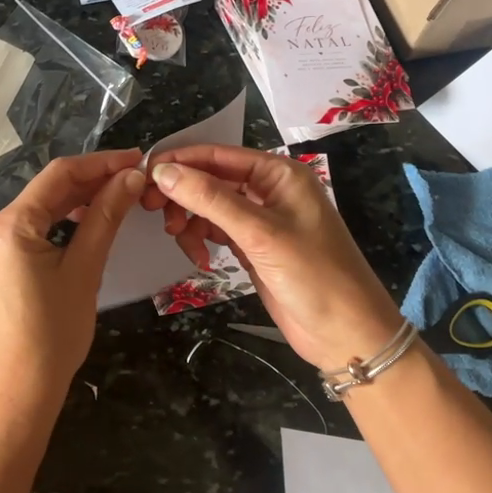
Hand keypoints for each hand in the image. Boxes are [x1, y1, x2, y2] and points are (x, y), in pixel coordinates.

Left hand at [0, 149, 146, 418]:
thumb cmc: (51, 337)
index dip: (100, 162)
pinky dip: (61, 222)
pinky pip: (32, 229)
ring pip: (41, 208)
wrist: (14, 397)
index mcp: (9, 223)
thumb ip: (105, 218)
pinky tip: (89, 222)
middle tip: (136, 177)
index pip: (59, 174)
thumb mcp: (83, 272)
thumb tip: (131, 177)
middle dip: (92, 180)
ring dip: (78, 200)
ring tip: (120, 196)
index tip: (137, 158)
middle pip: (48, 189)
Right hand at [146, 146, 402, 369]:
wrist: (348, 337)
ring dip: (189, 219)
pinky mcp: (254, 247)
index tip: (142, 176)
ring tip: (180, 240)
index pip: (217, 155)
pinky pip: (216, 230)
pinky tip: (199, 257)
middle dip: (181, 193)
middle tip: (152, 211)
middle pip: (210, 178)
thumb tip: (162, 170)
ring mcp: (261, 219)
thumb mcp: (260, 234)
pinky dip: (201, 238)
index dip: (179, 162)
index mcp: (278, 173)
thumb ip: (210, 199)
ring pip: (209, 205)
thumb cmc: (314, 276)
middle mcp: (269, 189)